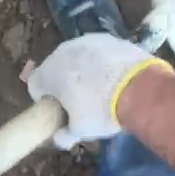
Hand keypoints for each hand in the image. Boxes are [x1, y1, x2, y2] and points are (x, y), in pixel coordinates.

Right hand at [25, 34, 171, 147]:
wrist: (139, 88)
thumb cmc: (101, 111)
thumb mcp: (81, 130)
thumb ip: (64, 135)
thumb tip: (60, 138)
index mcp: (49, 74)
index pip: (35, 85)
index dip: (44, 99)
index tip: (57, 110)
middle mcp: (62, 52)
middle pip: (55, 68)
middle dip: (63, 82)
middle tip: (79, 100)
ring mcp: (86, 41)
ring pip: (76, 57)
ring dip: (82, 70)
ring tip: (100, 87)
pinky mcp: (108, 38)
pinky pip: (97, 51)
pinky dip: (101, 61)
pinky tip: (115, 75)